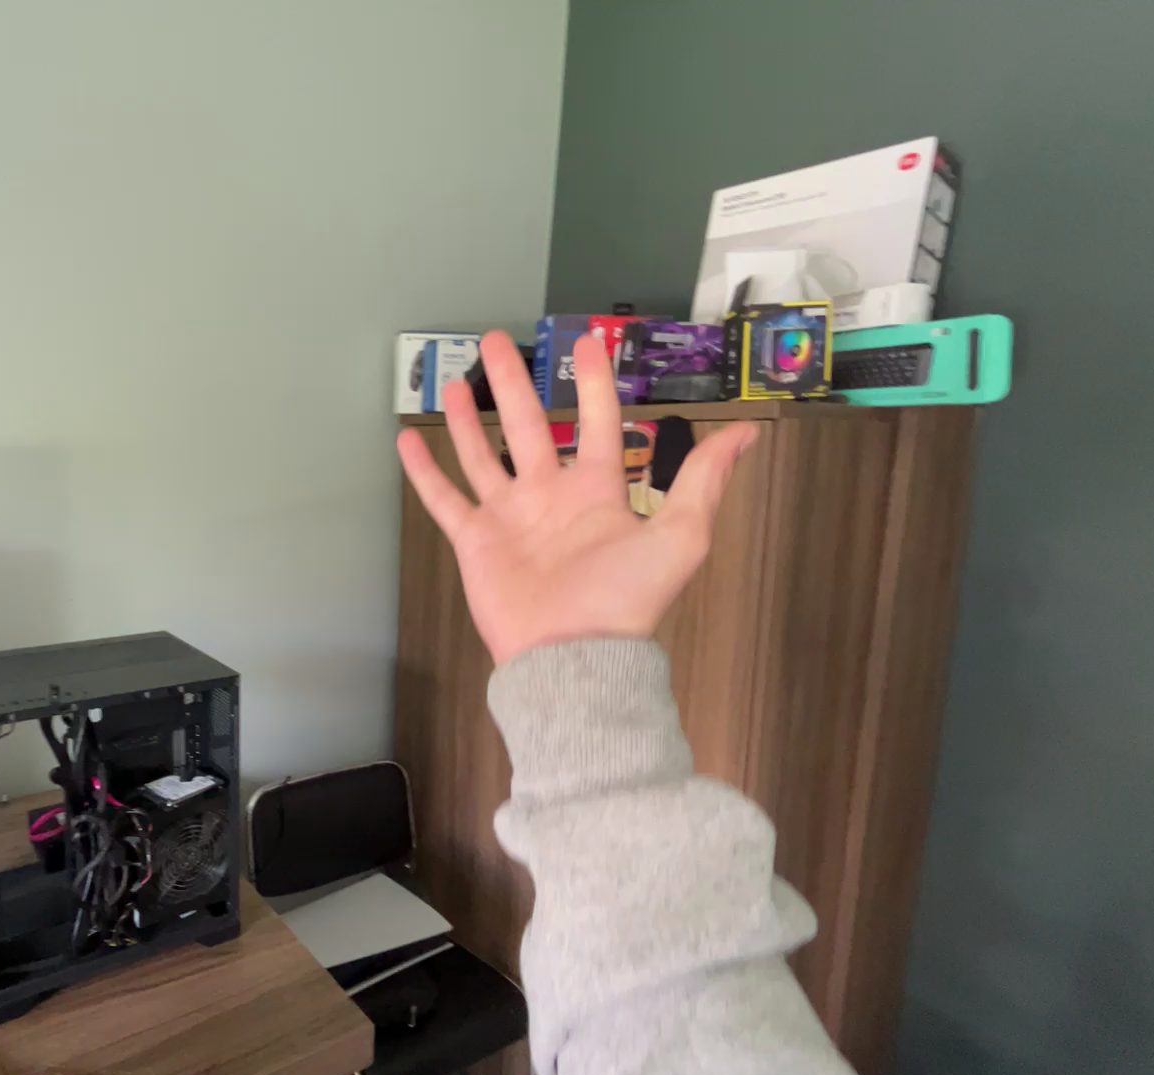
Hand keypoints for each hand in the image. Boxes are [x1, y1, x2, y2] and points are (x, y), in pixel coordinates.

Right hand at [396, 330, 756, 666]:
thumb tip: (746, 433)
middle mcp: (547, 495)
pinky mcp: (474, 539)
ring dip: (466, 419)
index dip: (592, 382)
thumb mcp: (680, 538)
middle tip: (495, 341)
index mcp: (595, 490)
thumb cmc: (624, 597)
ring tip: (454, 383)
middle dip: (512, 382)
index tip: (587, 341)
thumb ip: (702, 482)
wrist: (572, 655)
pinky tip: (407, 440)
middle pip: (525, 426)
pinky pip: (443, 498)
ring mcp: (507, 516)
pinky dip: (424, 471)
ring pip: (481, 455)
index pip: (593, 422)